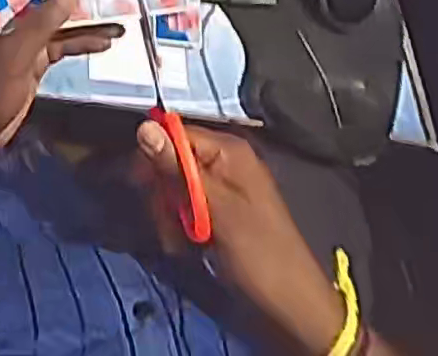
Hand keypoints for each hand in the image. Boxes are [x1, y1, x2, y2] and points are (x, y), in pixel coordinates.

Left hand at [0, 0, 121, 147]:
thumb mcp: (19, 49)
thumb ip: (45, 19)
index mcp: (2, 12)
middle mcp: (13, 24)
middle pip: (51, 8)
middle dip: (81, 6)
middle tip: (115, 2)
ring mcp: (24, 45)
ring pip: (59, 30)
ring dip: (87, 27)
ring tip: (118, 26)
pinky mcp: (32, 66)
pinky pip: (60, 48)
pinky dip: (80, 45)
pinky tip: (101, 44)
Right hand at [138, 122, 346, 355]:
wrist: (296, 311)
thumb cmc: (260, 255)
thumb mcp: (216, 209)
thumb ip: (178, 168)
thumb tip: (144, 127)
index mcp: (229, 150)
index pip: (174, 133)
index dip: (154, 154)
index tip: (141, 182)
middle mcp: (226, 160)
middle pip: (173, 158)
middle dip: (163, 191)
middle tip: (165, 220)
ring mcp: (225, 185)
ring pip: (176, 183)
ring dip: (169, 211)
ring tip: (176, 238)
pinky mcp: (221, 208)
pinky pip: (188, 202)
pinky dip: (180, 222)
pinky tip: (183, 242)